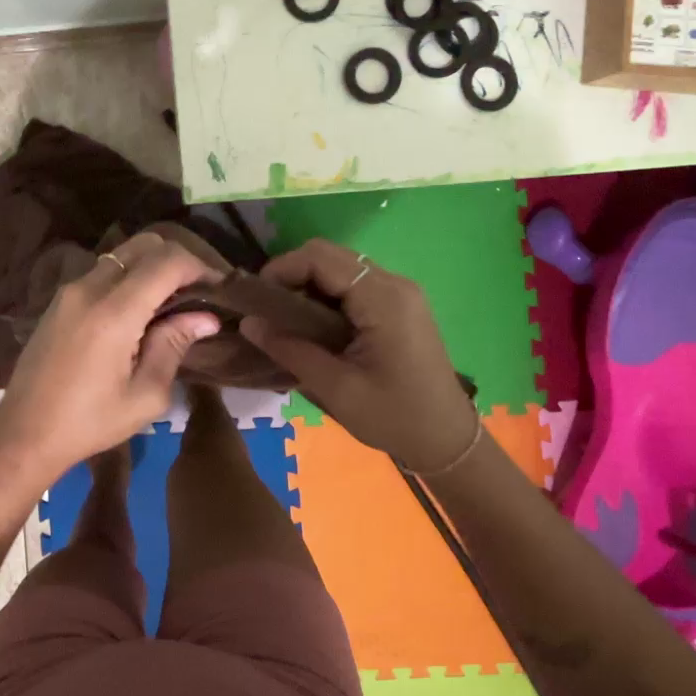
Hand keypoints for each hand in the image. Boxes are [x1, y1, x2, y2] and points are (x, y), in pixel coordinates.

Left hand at [0, 232, 221, 476]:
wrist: (24, 432)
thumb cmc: (89, 422)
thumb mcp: (145, 396)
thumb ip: (174, 346)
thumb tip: (205, 317)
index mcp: (114, 312)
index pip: (166, 262)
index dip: (199, 267)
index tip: (219, 287)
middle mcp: (89, 288)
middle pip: (143, 245)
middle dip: (176, 259)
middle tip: (197, 290)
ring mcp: (69, 291)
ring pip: (120, 255)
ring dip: (150, 267)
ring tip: (171, 300)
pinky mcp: (58, 300)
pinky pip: (101, 272)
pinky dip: (127, 277)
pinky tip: (139, 309)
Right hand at [241, 239, 477, 471]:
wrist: (447, 440)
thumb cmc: (394, 417)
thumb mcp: (336, 388)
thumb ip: (290, 350)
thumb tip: (248, 323)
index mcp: (383, 300)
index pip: (320, 258)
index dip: (282, 268)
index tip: (255, 298)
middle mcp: (394, 284)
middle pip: (329, 256)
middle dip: (291, 275)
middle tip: (266, 309)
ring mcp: (400, 293)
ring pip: (339, 267)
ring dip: (307, 284)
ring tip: (284, 319)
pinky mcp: (399, 305)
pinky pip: (353, 284)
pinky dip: (325, 295)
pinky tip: (311, 325)